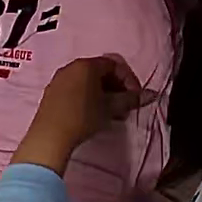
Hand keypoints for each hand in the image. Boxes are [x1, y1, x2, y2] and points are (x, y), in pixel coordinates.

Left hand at [11, 55, 151, 173]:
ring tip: (110, 112)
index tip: (135, 97)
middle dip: (117, 87)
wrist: (49, 136)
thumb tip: (152, 94)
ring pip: (88, 80)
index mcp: (87, 65)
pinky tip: (92, 113)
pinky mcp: (51, 92)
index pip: (115, 65)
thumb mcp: (110, 108)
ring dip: (103, 93)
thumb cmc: (82, 117)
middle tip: (124, 106)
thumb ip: (131, 99)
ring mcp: (59, 78)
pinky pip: (75, 87)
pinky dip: (88, 96)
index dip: (129, 80)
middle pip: (101, 71)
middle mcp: (72, 66)